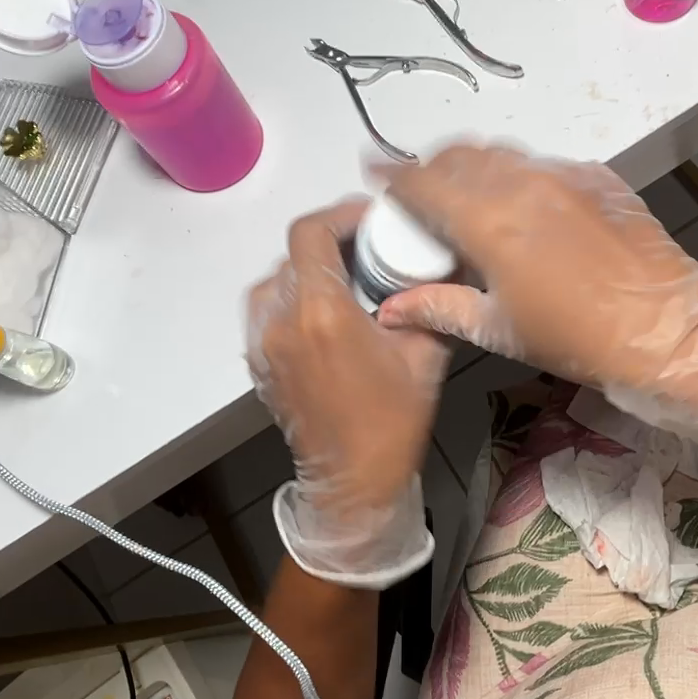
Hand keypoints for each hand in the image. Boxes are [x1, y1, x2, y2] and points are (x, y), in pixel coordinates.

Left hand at [247, 198, 448, 584]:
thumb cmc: (393, 420)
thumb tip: (440, 265)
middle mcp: (280, 321)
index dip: (340, 215)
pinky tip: (325, 313)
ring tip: (346, 279)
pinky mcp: (257, 362)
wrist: (354, 483)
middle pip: (293, 254)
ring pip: (275, 280)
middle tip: (369, 250)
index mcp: (321, 313)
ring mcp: (262, 343)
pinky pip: (267, 310)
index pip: (310, 233)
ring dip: (308, 270)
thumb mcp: (425, 355)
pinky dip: (292, 298)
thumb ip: (428, 302)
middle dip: (331, 243)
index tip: (371, 222)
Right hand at [375, 145, 697, 478]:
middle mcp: (522, 183)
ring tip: (470, 198)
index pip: (423, 182)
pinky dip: (520, 176)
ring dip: (475, 168)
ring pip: (503, 154)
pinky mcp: (597, 177)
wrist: (664, 327)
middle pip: (459, 155)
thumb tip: (391, 309)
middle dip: (432, 167)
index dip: (391, 175)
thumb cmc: (574, 337)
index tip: (374, 171)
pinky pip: (544, 164)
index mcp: (488, 220)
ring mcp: (564, 174)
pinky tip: (527, 209)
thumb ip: (439, 308)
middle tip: (422, 194)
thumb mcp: (498, 330)